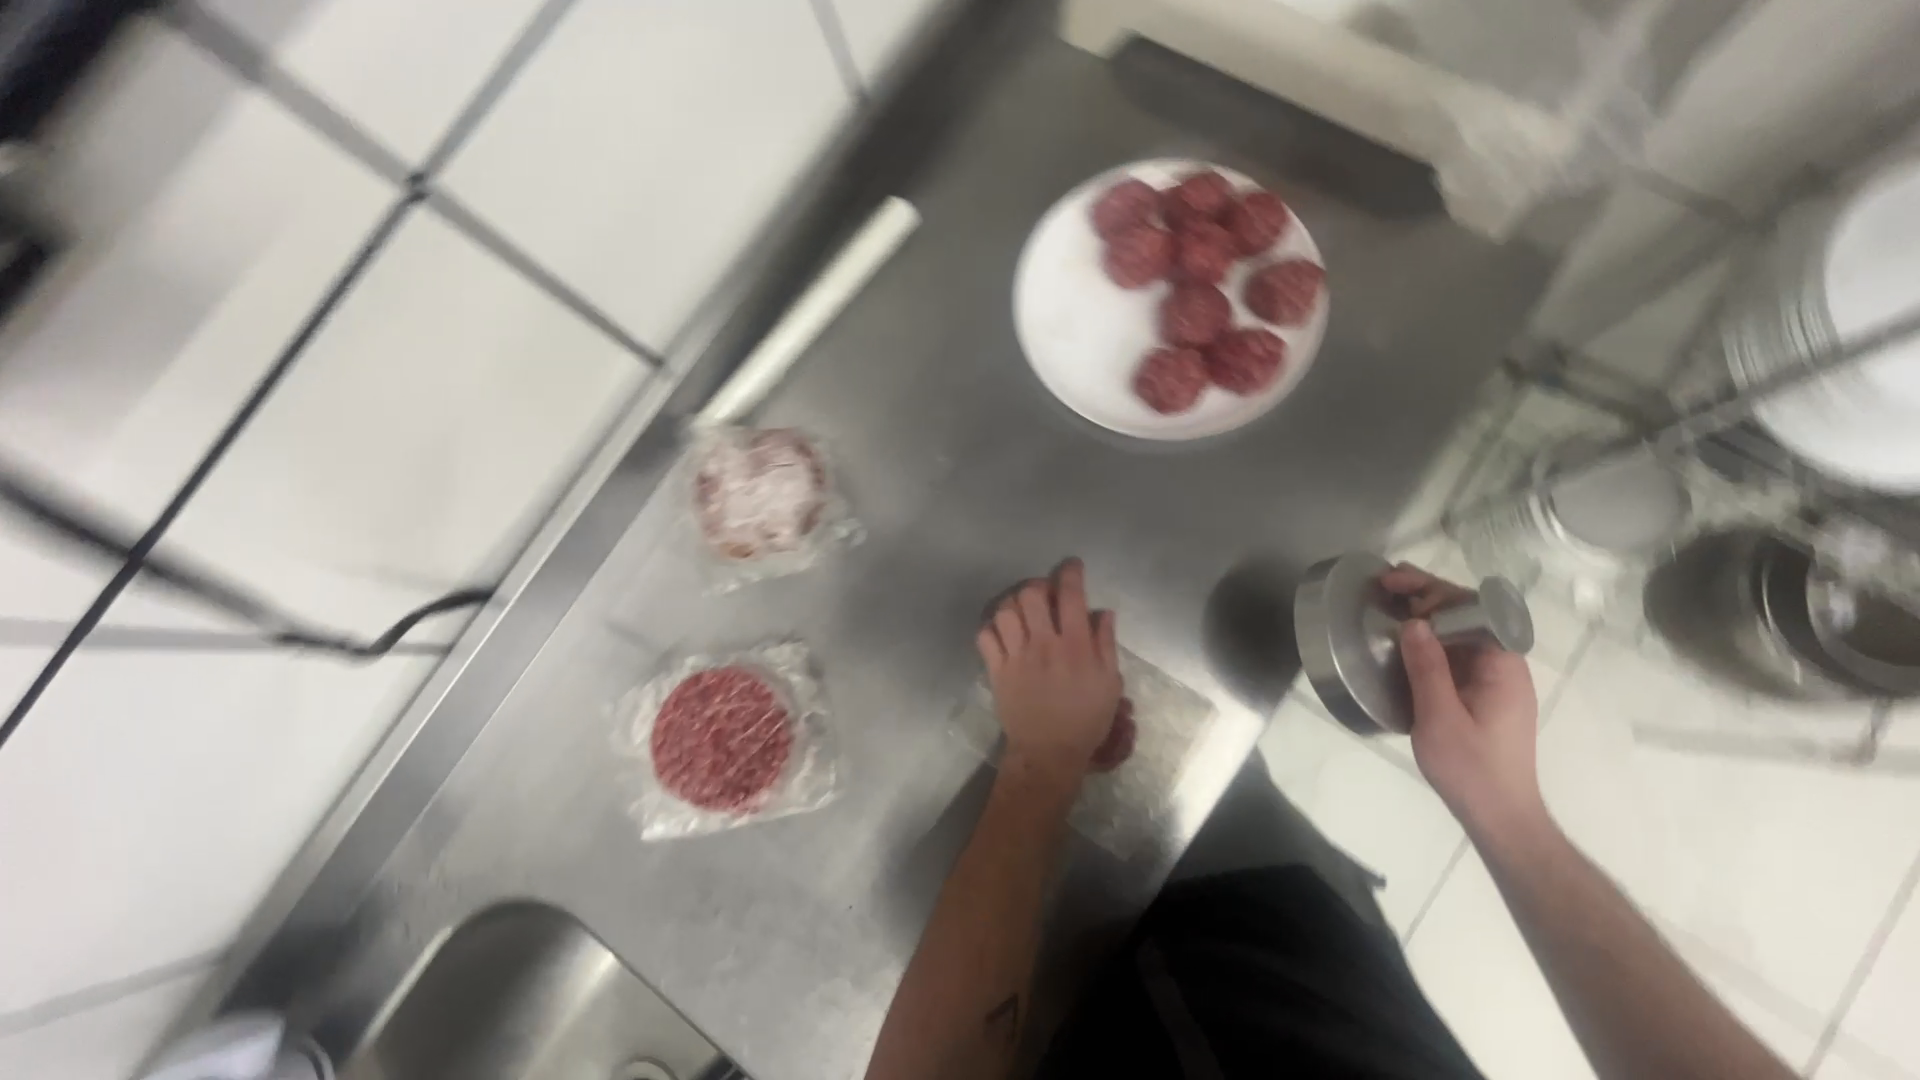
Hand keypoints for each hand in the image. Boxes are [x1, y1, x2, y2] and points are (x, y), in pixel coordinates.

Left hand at [977, 559, 1121, 780]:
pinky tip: (1004, 632)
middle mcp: (1042, 644)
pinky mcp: (997, 670)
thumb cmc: (1085, 719)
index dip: (1070, 573)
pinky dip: (992, 627)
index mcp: (1074, 646)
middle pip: (1031, 595)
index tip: (1072, 566)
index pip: (1071, 596)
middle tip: (1045, 592)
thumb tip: (1102, 611)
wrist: (1049, 752)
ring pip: (1005, 611)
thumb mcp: (1109, 682)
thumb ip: (1105, 643)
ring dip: (1014, 603)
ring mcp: (1016, 657)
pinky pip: (985, 636)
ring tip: (1023, 610)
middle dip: (1038, 585)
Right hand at [1381, 564, 1545, 839]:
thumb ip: (1427, 668)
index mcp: (1502, 666)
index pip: (1472, 609)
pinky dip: (1428, 638)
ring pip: (1460, 632)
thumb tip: (1412, 622)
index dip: (1433, 591)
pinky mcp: (1480, 694)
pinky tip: (1401, 638)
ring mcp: (1492, 680)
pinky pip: (1455, 653)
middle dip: (1428, 594)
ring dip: (1426, 612)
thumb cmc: (1472, 770)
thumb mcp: (1440, 718)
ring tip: (1387, 599)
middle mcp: (1502, 666)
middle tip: (1385, 584)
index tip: (1396, 587)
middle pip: (1468, 615)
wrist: (1499, 816)